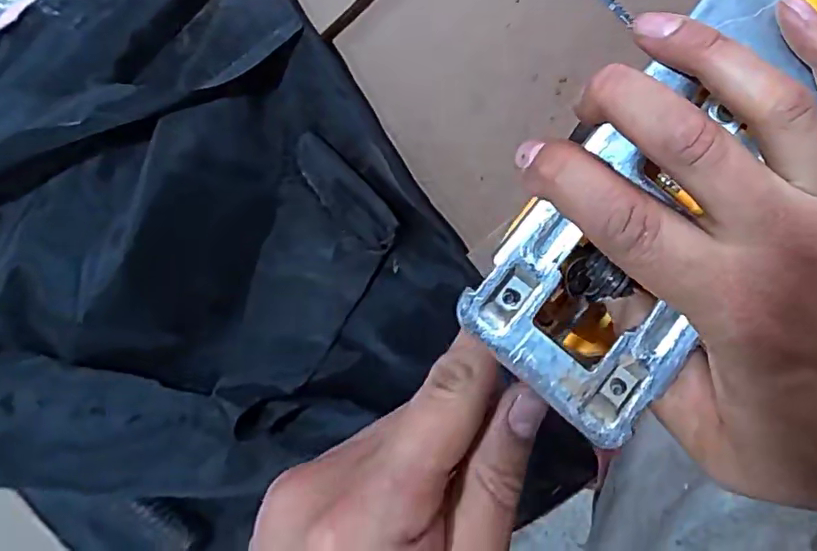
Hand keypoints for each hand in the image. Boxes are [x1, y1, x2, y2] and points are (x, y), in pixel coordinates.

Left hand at [252, 332, 548, 550]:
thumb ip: (495, 478)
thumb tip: (531, 391)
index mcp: (363, 515)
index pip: (445, 390)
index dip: (489, 341)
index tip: (526, 301)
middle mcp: (316, 483)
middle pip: (424, 409)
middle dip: (471, 414)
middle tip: (511, 432)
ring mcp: (292, 488)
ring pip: (400, 426)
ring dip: (437, 439)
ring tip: (452, 495)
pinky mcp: (286, 493)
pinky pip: (370, 450)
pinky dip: (403, 460)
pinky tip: (412, 504)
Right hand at [514, 0, 816, 535]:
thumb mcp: (724, 443)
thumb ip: (659, 370)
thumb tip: (617, 292)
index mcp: (739, 306)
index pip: (633, 225)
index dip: (573, 181)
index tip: (536, 153)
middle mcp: (788, 236)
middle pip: (693, 143)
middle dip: (629, 100)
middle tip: (594, 89)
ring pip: (773, 103)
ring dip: (709, 52)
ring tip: (658, 24)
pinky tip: (789, 7)